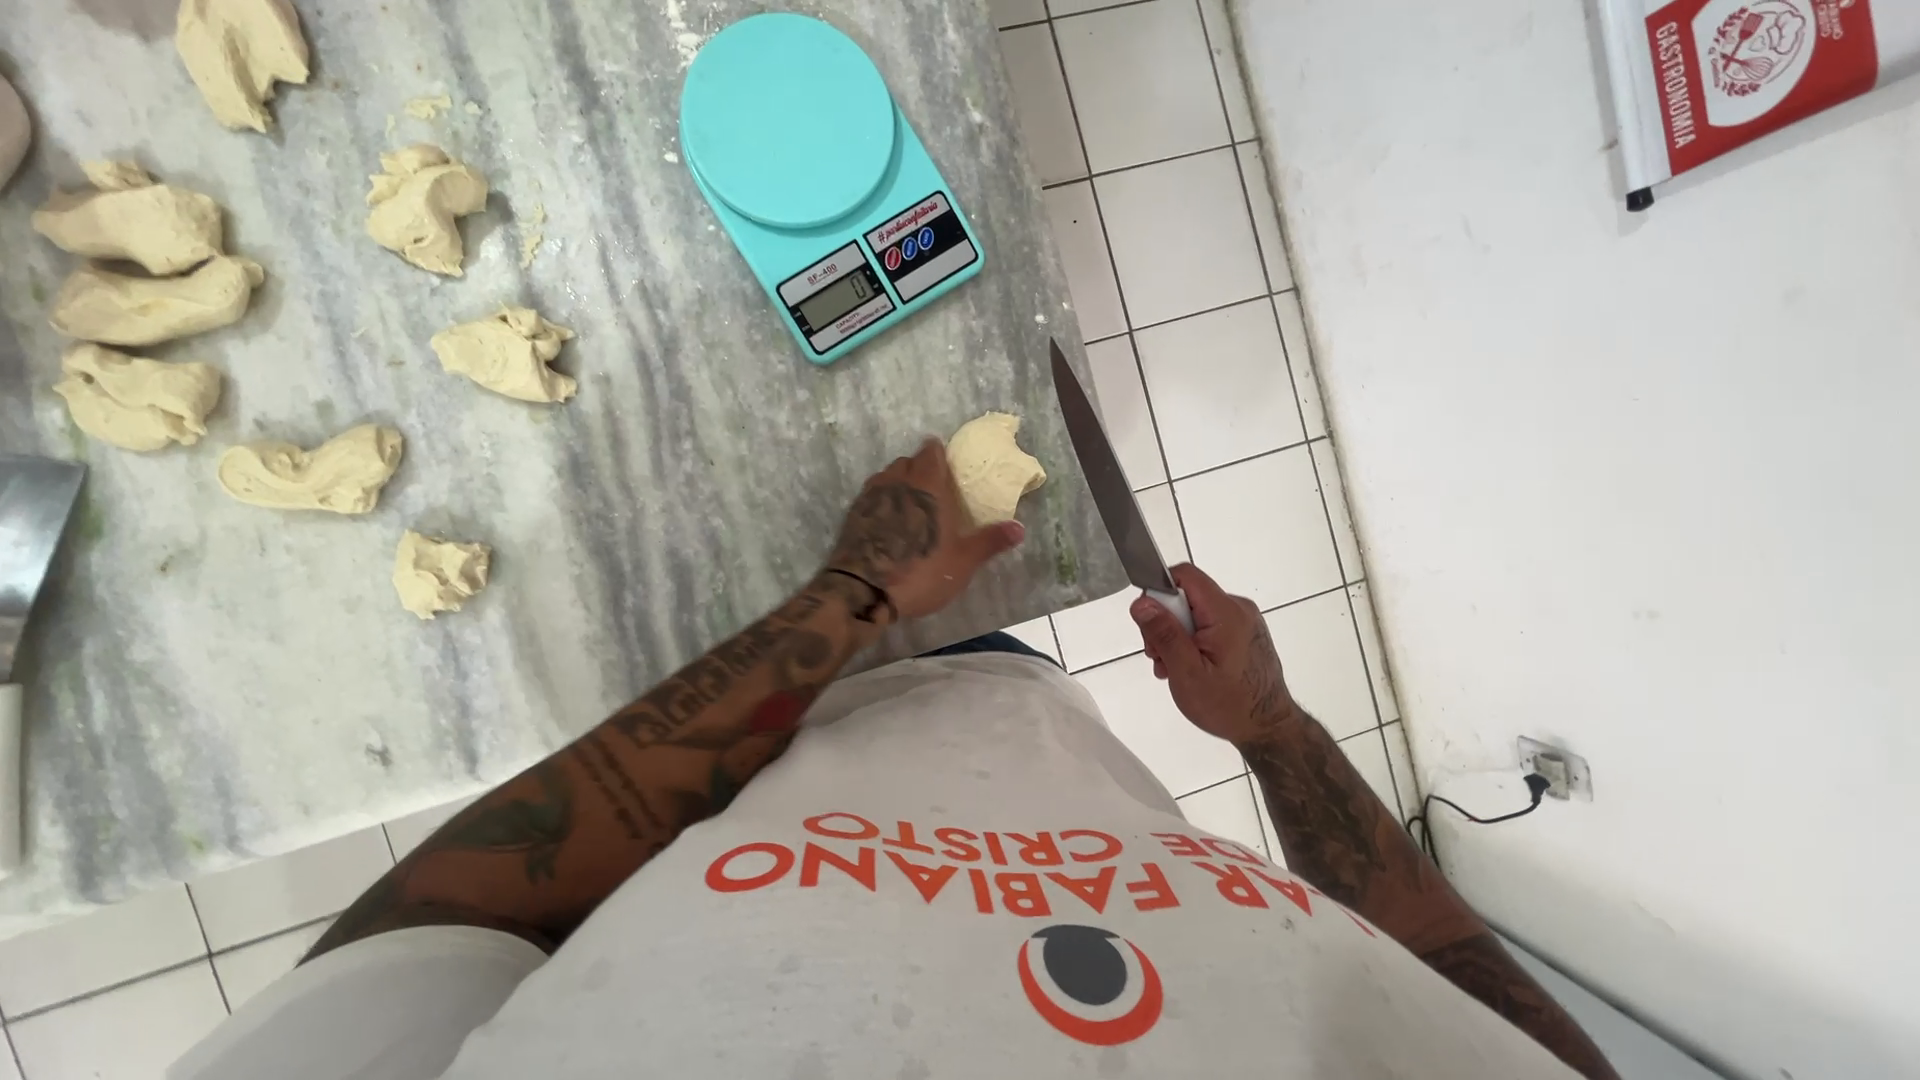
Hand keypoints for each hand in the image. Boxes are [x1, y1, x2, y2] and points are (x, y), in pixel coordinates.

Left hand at [824, 437, 1024, 620]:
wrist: (862, 590)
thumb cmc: (920, 570)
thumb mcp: (962, 561)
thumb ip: (990, 542)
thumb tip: (1019, 529)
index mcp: (927, 483)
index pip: (931, 451)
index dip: (940, 455)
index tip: (948, 467)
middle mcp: (898, 481)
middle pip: (909, 462)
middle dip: (921, 469)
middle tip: (935, 490)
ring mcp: (871, 496)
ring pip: (888, 477)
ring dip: (900, 484)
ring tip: (913, 506)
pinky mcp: (853, 513)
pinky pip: (873, 496)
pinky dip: (884, 502)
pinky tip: (891, 523)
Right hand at [1130, 564, 1302, 746]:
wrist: (1268, 729)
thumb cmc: (1227, 705)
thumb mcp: (1187, 673)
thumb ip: (1164, 634)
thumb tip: (1141, 602)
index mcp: (1226, 613)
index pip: (1184, 575)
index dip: (1159, 593)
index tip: (1150, 626)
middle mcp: (1238, 608)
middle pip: (1187, 595)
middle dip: (1165, 623)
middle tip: (1159, 658)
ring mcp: (1244, 620)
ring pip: (1194, 611)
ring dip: (1177, 636)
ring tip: (1174, 669)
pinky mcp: (1244, 632)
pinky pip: (1208, 623)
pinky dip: (1193, 641)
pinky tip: (1189, 667)